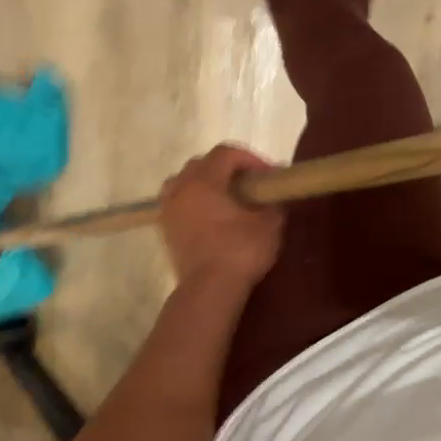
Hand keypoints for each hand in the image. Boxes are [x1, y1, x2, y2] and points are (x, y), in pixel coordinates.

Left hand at [158, 144, 283, 286]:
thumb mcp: (271, 222)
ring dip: (206, 182)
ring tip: (227, 198)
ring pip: (184, 181)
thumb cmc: (241, 251)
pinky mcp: (165, 228)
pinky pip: (178, 201)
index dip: (251, 158)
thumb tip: (274, 195)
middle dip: (227, 167)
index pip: (226, 153)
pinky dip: (195, 200)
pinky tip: (213, 215)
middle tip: (250, 184)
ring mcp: (168, 209)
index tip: (269, 176)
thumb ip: (274, 201)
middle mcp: (181, 189)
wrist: (209, 288)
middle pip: (201, 163)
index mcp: (204, 182)